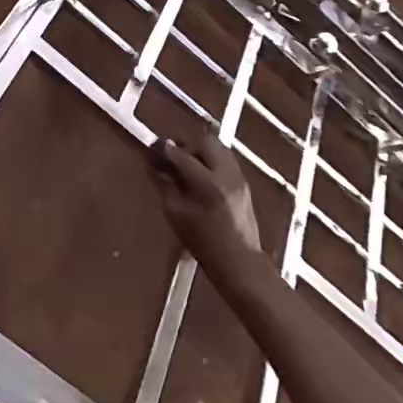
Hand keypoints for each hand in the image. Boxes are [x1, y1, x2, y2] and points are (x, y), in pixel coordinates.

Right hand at [149, 131, 262, 258]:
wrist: (240, 260)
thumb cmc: (204, 243)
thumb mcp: (177, 216)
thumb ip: (167, 187)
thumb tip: (158, 167)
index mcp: (208, 185)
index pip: (183, 156)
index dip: (167, 150)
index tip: (156, 147)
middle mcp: (227, 175)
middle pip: (206, 142)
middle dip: (188, 145)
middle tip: (175, 156)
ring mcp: (239, 177)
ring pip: (220, 148)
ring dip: (202, 151)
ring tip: (190, 165)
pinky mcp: (245, 182)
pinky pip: (227, 160)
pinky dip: (213, 160)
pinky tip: (204, 175)